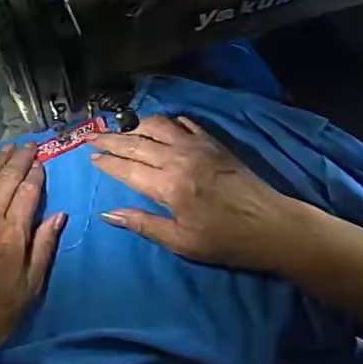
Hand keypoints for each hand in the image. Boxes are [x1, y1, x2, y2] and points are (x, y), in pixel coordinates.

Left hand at [0, 142, 65, 363]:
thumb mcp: (30, 286)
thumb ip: (43, 246)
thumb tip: (58, 214)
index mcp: (8, 236)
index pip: (26, 192)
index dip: (36, 175)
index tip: (42, 162)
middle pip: (3, 178)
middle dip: (18, 159)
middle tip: (30, 145)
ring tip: (8, 148)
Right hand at [89, 115, 300, 271]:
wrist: (272, 225)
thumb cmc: (225, 240)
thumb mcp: (181, 242)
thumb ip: (143, 224)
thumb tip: (108, 214)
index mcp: (168, 186)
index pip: (127, 168)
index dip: (106, 161)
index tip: (90, 156)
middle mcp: (178, 158)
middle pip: (136, 143)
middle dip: (110, 139)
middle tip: (90, 135)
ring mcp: (197, 146)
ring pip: (157, 125)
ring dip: (135, 125)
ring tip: (120, 129)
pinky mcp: (213, 142)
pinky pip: (184, 123)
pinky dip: (167, 121)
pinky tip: (159, 124)